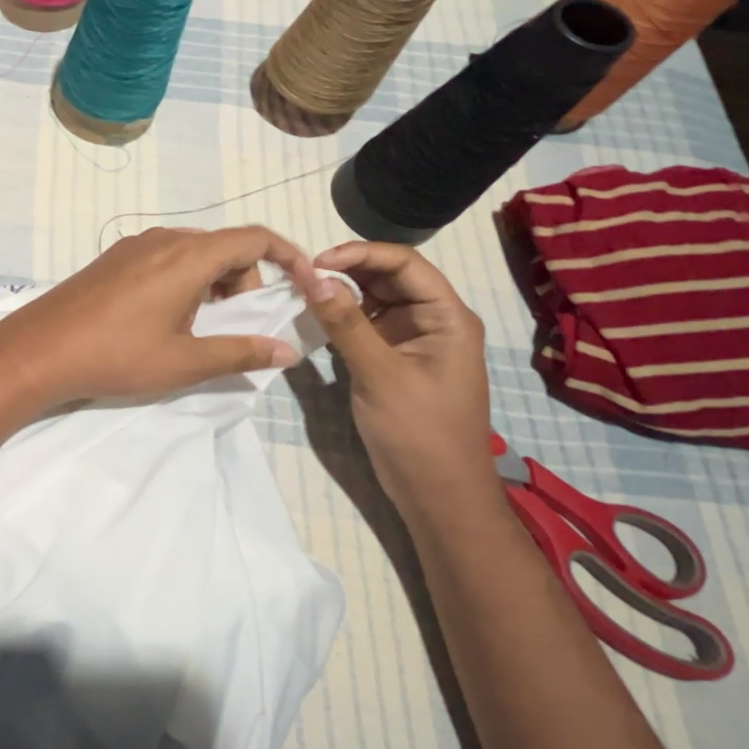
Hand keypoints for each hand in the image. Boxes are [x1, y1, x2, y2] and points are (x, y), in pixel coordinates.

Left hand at [0, 226, 322, 407]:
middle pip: (223, 245)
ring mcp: (132, 246)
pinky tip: (163, 319)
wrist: (39, 350)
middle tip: (233, 324)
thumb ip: (240, 352)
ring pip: (192, 252)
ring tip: (196, 328)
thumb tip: (287, 351)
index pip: (254, 238)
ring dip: (211, 282)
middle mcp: (162, 239)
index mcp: (187, 256)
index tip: (306, 284)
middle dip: (245, 280)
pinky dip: (182, 280)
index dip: (289, 256)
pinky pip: (163, 258)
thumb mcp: (185, 361)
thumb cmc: (117, 356)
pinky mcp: (111, 259)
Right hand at [307, 242, 496, 515]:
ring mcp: (411, 339)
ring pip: (373, 297)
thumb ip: (345, 323)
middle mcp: (432, 320)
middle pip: (388, 276)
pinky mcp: (392, 357)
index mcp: (447, 317)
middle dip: (346, 269)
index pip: (405, 264)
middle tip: (300, 275)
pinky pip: (364, 322)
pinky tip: (312, 315)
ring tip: (301, 290)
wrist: (438, 494)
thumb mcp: (379, 375)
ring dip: (339, 290)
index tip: (315, 263)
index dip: (360, 254)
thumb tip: (312, 277)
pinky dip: (339, 315)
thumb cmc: (419, 433)